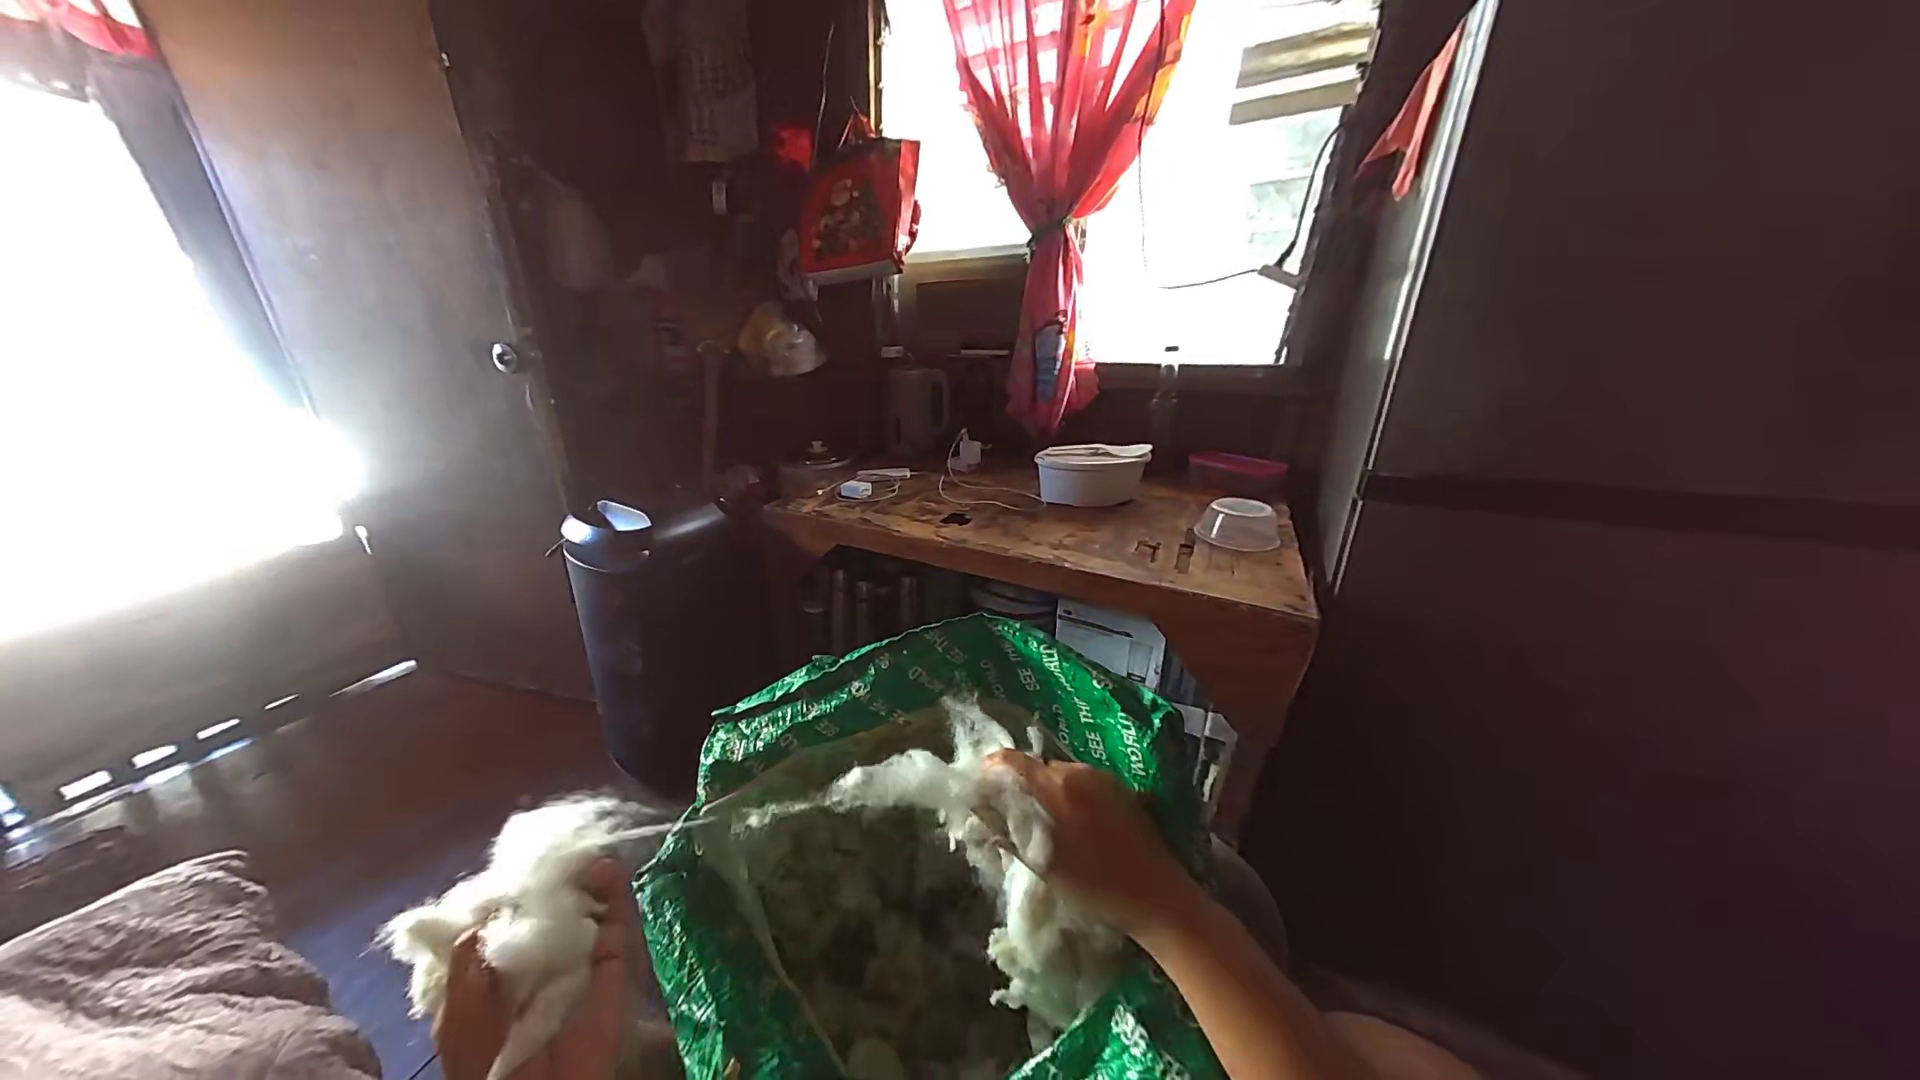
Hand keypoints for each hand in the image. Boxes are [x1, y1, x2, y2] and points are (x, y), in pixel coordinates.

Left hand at [434, 857, 631, 1079]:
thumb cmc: (488, 1062)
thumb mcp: (459, 1017)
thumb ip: (469, 963)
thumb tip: (493, 908)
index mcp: (500, 973)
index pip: (510, 921)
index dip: (515, 891)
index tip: (519, 863)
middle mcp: (543, 960)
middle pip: (554, 910)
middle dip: (558, 880)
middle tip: (560, 851)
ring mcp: (581, 961)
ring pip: (590, 910)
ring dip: (591, 880)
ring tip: (588, 854)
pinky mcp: (614, 965)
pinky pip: (618, 925)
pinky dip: (616, 895)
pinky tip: (609, 869)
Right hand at [983, 750, 1205, 938]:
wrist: (1157, 896)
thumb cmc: (1094, 885)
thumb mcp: (1042, 862)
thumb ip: (1007, 831)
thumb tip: (980, 810)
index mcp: (1056, 784)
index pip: (1012, 761)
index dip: (992, 769)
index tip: (980, 785)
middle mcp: (1078, 771)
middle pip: (1036, 767)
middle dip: (1020, 785)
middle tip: (1012, 814)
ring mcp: (1103, 778)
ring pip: (1061, 776)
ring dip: (1047, 792)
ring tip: (1044, 823)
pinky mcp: (1121, 789)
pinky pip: (1083, 784)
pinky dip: (1070, 796)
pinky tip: (1073, 825)